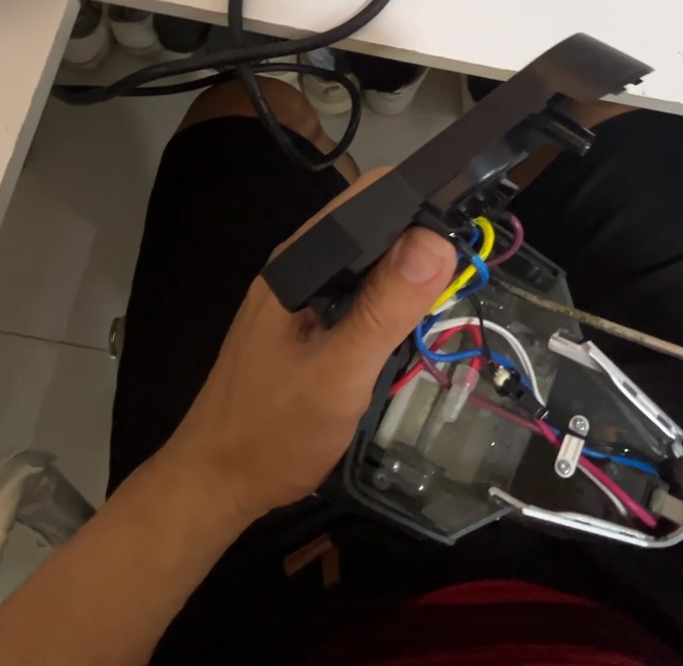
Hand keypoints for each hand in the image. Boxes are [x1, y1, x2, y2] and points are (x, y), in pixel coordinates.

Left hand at [156, 170, 454, 524]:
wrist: (216, 484)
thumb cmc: (273, 433)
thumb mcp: (339, 374)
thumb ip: (385, 309)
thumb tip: (435, 242)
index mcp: (300, 262)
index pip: (368, 199)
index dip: (419, 200)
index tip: (466, 226)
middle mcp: (300, 265)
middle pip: (372, 225)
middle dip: (420, 237)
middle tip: (464, 271)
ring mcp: (302, 293)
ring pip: (368, 259)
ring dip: (407, 269)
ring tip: (447, 293)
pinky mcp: (308, 320)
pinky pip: (358, 291)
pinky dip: (389, 297)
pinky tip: (408, 320)